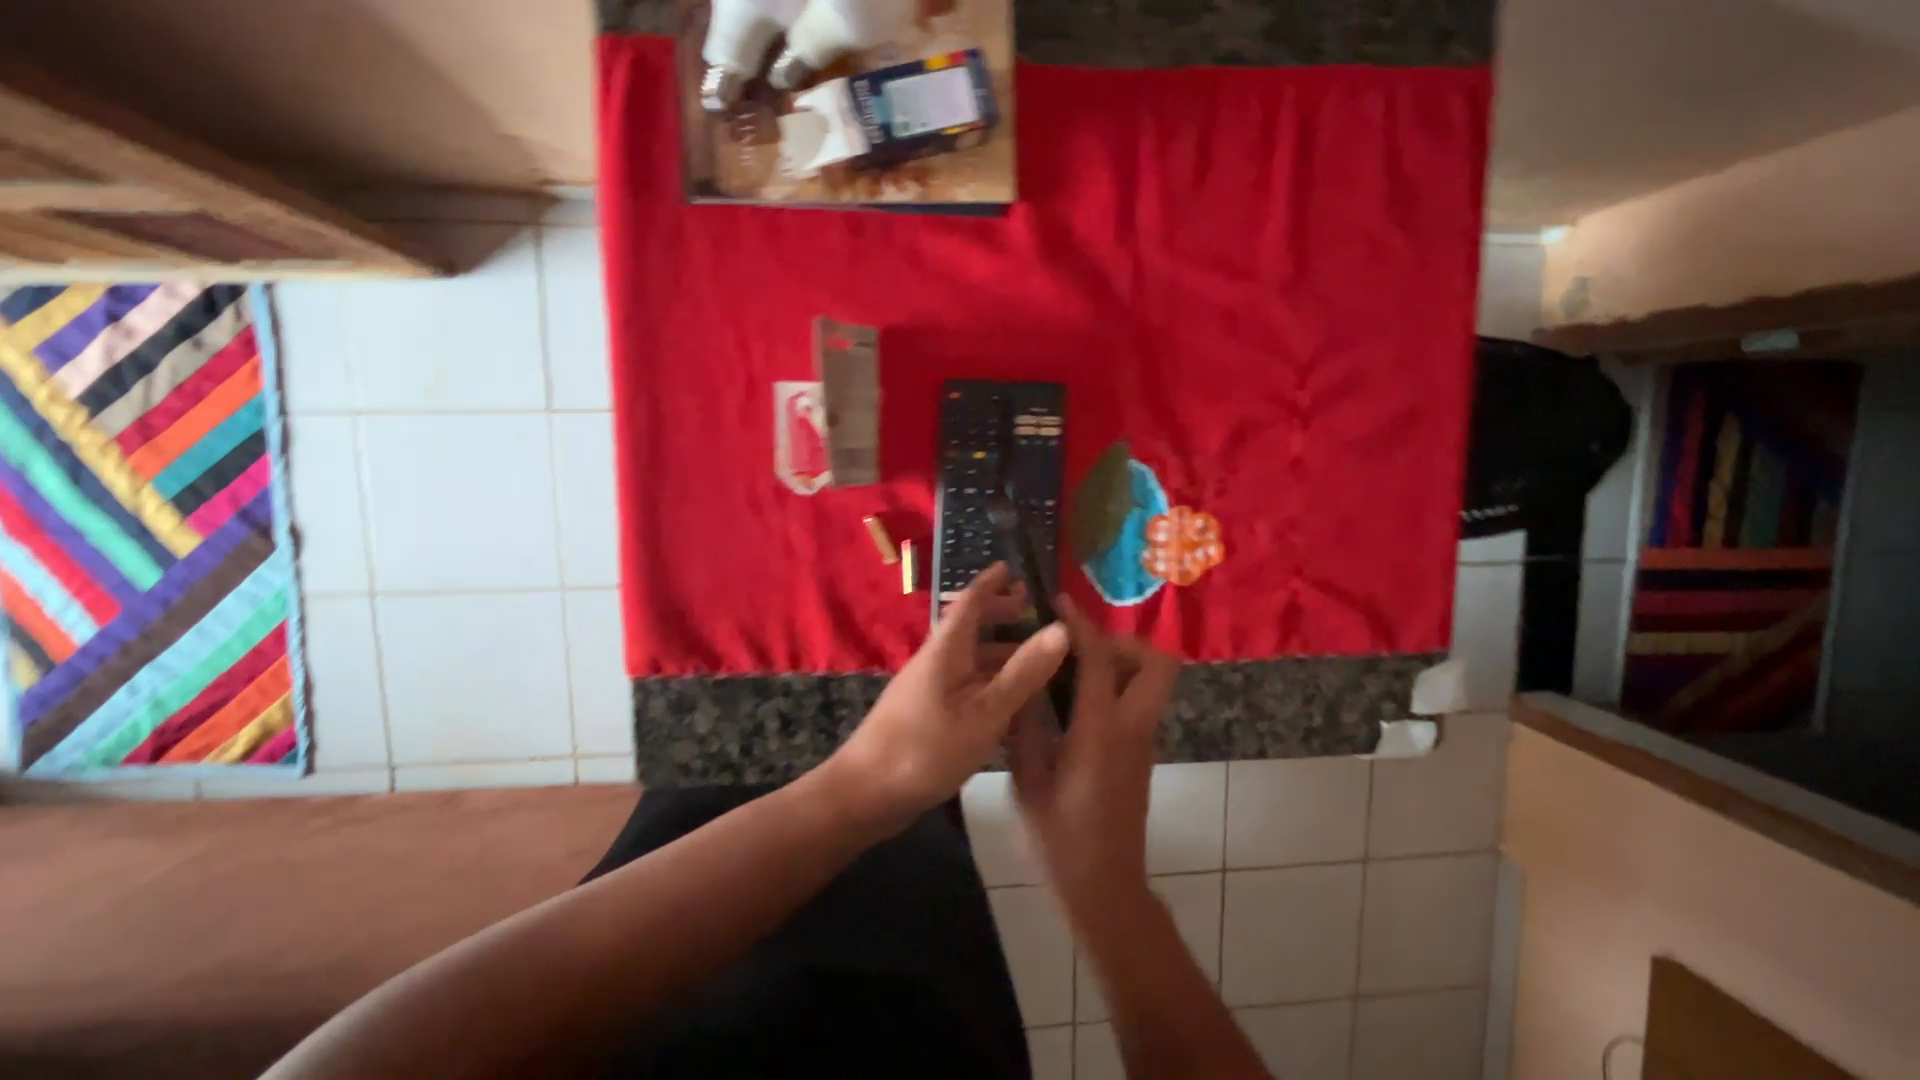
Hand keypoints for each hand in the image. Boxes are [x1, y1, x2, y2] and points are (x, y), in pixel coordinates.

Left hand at [825, 563, 1069, 829]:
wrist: (867, 794)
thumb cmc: (927, 748)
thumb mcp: (985, 712)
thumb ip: (1022, 672)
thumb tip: (1061, 627)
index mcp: (946, 650)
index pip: (970, 602)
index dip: (992, 583)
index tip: (1014, 567)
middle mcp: (936, 662)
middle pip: (970, 628)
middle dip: (1000, 615)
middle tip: (1031, 609)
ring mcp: (930, 691)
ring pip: (971, 661)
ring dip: (1001, 653)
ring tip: (1038, 658)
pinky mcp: (929, 717)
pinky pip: (967, 687)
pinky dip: (992, 684)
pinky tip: (1013, 704)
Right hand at [1007, 596, 1180, 910]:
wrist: (1104, 887)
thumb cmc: (1060, 839)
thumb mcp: (1028, 781)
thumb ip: (1026, 727)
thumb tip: (1021, 684)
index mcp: (1101, 731)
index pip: (1101, 660)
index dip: (1081, 625)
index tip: (1060, 602)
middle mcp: (1133, 729)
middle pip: (1158, 663)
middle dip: (1124, 643)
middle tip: (1080, 650)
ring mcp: (1143, 743)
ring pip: (1152, 682)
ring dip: (1121, 664)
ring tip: (1071, 673)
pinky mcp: (1142, 756)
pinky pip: (1138, 704)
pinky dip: (1116, 688)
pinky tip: (1074, 703)